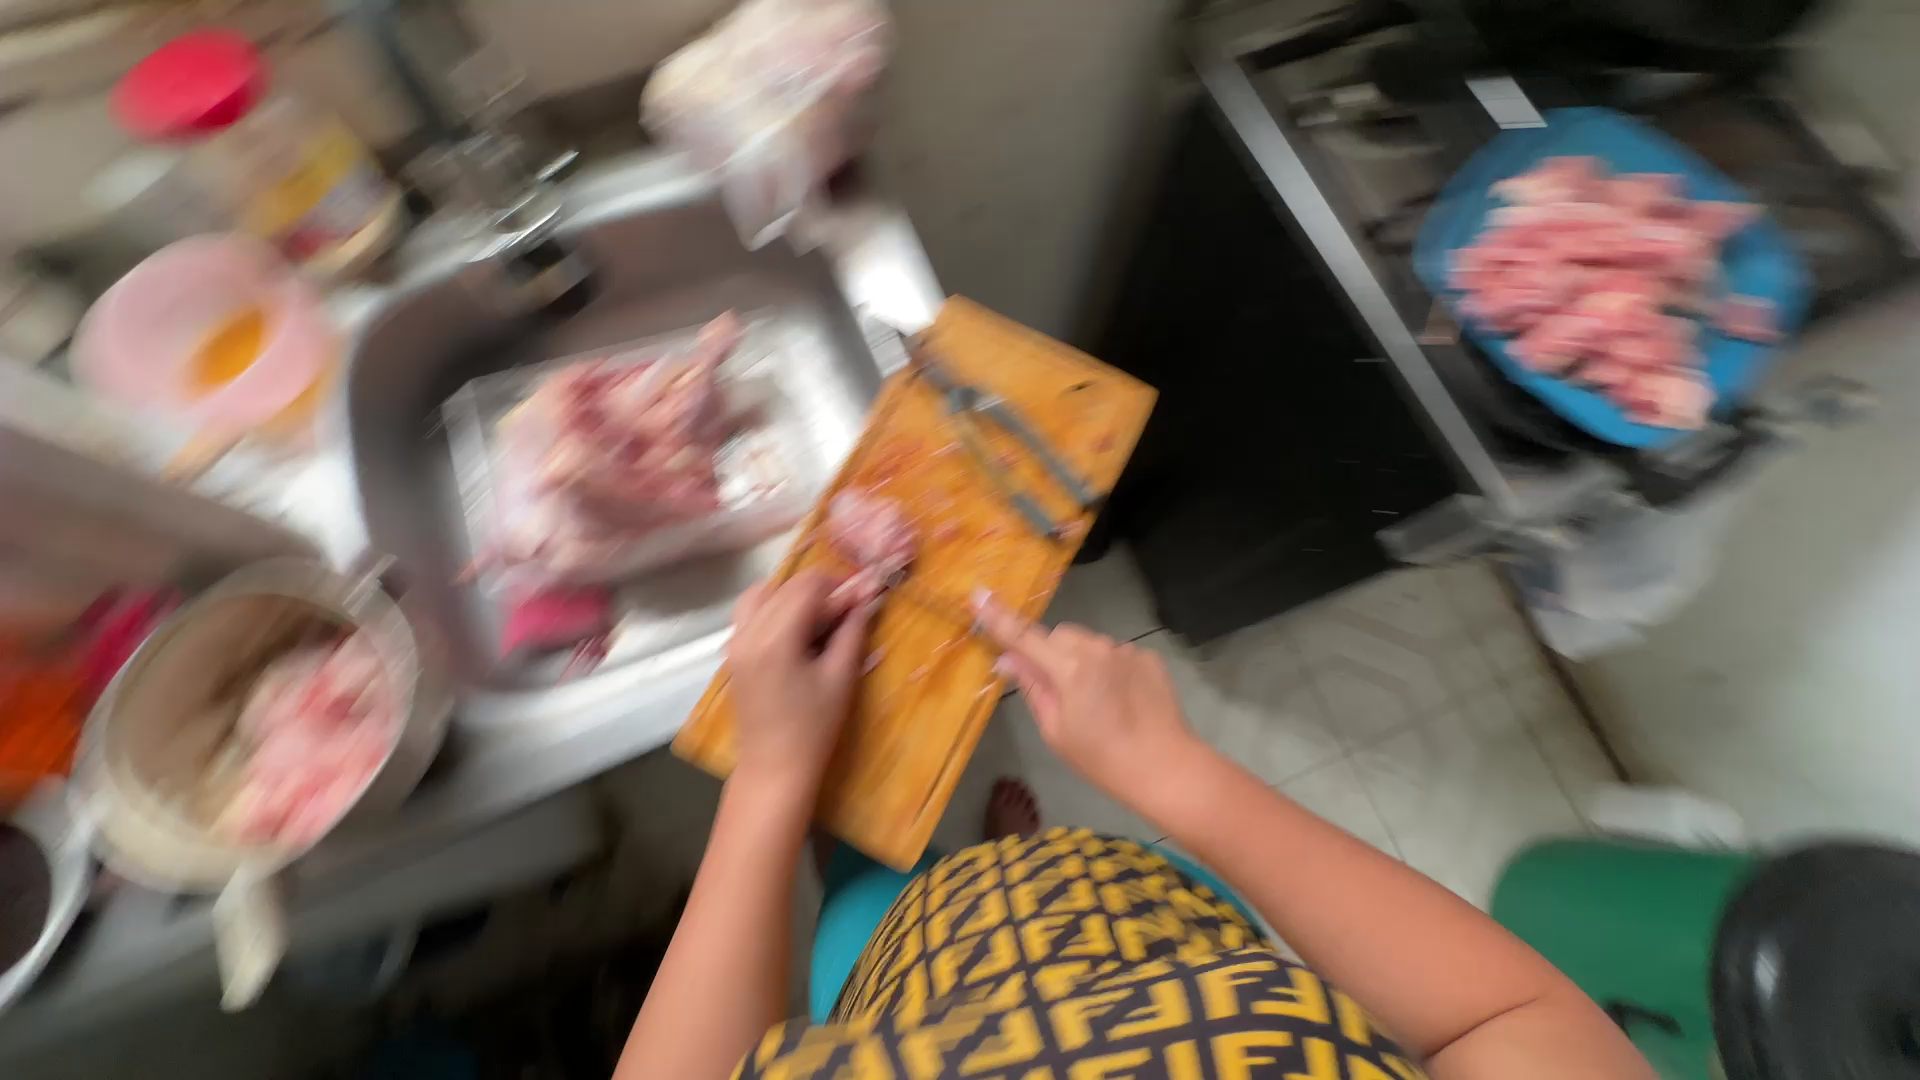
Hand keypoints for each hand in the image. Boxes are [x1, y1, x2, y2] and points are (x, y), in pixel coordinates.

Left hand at [727, 570, 872, 790]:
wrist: (774, 768)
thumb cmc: (813, 728)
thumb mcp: (841, 676)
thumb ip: (852, 630)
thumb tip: (863, 598)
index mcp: (775, 639)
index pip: (807, 586)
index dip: (837, 586)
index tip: (860, 599)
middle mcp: (748, 632)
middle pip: (785, 585)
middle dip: (818, 590)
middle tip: (843, 613)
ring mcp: (735, 642)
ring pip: (762, 593)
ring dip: (791, 595)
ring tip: (816, 619)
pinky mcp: (733, 653)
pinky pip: (750, 613)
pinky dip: (774, 609)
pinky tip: (796, 632)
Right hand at [971, 591, 1203, 800]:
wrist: (1166, 767)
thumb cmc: (1101, 758)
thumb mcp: (1055, 730)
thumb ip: (1031, 687)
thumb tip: (1008, 659)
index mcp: (1069, 668)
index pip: (1024, 637)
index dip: (999, 617)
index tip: (978, 594)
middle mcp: (1097, 648)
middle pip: (1059, 635)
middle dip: (1050, 652)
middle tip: (1057, 689)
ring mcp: (1126, 650)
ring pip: (1089, 643)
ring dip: (1081, 660)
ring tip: (1097, 700)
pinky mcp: (1147, 657)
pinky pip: (1115, 653)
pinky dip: (1109, 668)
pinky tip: (1121, 699)